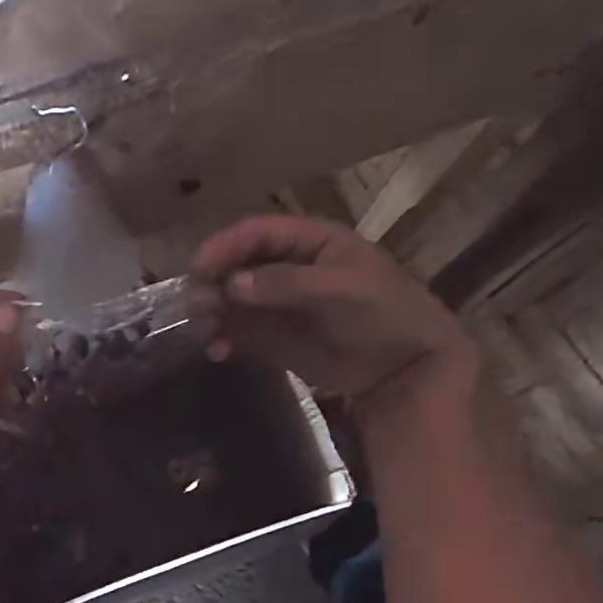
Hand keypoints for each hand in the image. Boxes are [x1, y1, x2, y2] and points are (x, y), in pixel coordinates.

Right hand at [188, 215, 480, 427]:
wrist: (405, 369)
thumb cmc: (384, 314)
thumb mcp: (342, 290)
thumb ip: (287, 284)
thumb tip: (232, 284)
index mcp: (309, 243)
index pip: (257, 234)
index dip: (225, 246)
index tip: (198, 269)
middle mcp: (287, 268)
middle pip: (236, 265)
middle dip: (213, 283)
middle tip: (198, 307)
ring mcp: (277, 304)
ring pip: (230, 300)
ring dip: (212, 313)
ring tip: (206, 333)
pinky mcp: (272, 337)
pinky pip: (236, 332)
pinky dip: (221, 339)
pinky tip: (218, 351)